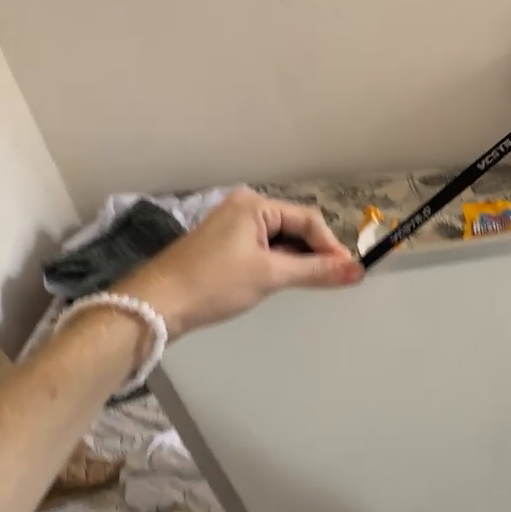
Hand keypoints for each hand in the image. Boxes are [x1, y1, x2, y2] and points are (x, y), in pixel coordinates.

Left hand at [112, 189, 361, 338]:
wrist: (152, 307)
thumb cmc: (212, 284)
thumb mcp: (270, 276)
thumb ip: (317, 271)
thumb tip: (358, 271)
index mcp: (255, 204)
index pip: (308, 220)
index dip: (330, 246)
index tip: (346, 272)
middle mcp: (243, 207)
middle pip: (295, 227)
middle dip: (313, 253)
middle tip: (330, 279)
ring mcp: (230, 225)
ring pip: (280, 239)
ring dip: (295, 259)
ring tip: (306, 283)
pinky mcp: (222, 245)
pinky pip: (263, 247)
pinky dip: (277, 263)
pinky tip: (279, 280)